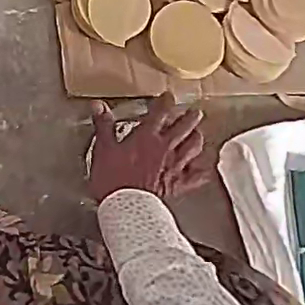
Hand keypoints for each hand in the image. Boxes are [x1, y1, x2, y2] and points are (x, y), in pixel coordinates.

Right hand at [87, 94, 212, 201]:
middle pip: (184, 127)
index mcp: (147, 137)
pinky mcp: (178, 184)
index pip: (160, 112)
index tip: (168, 97)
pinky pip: (196, 176)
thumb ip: (104, 125)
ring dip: (197, 138)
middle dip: (190, 117)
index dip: (166, 102)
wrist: (126, 207)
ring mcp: (175, 166)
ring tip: (198, 134)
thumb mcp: (104, 148)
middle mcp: (165, 148)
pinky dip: (202, 171)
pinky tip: (205, 168)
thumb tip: (99, 105)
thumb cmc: (113, 179)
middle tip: (195, 112)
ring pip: (194, 147)